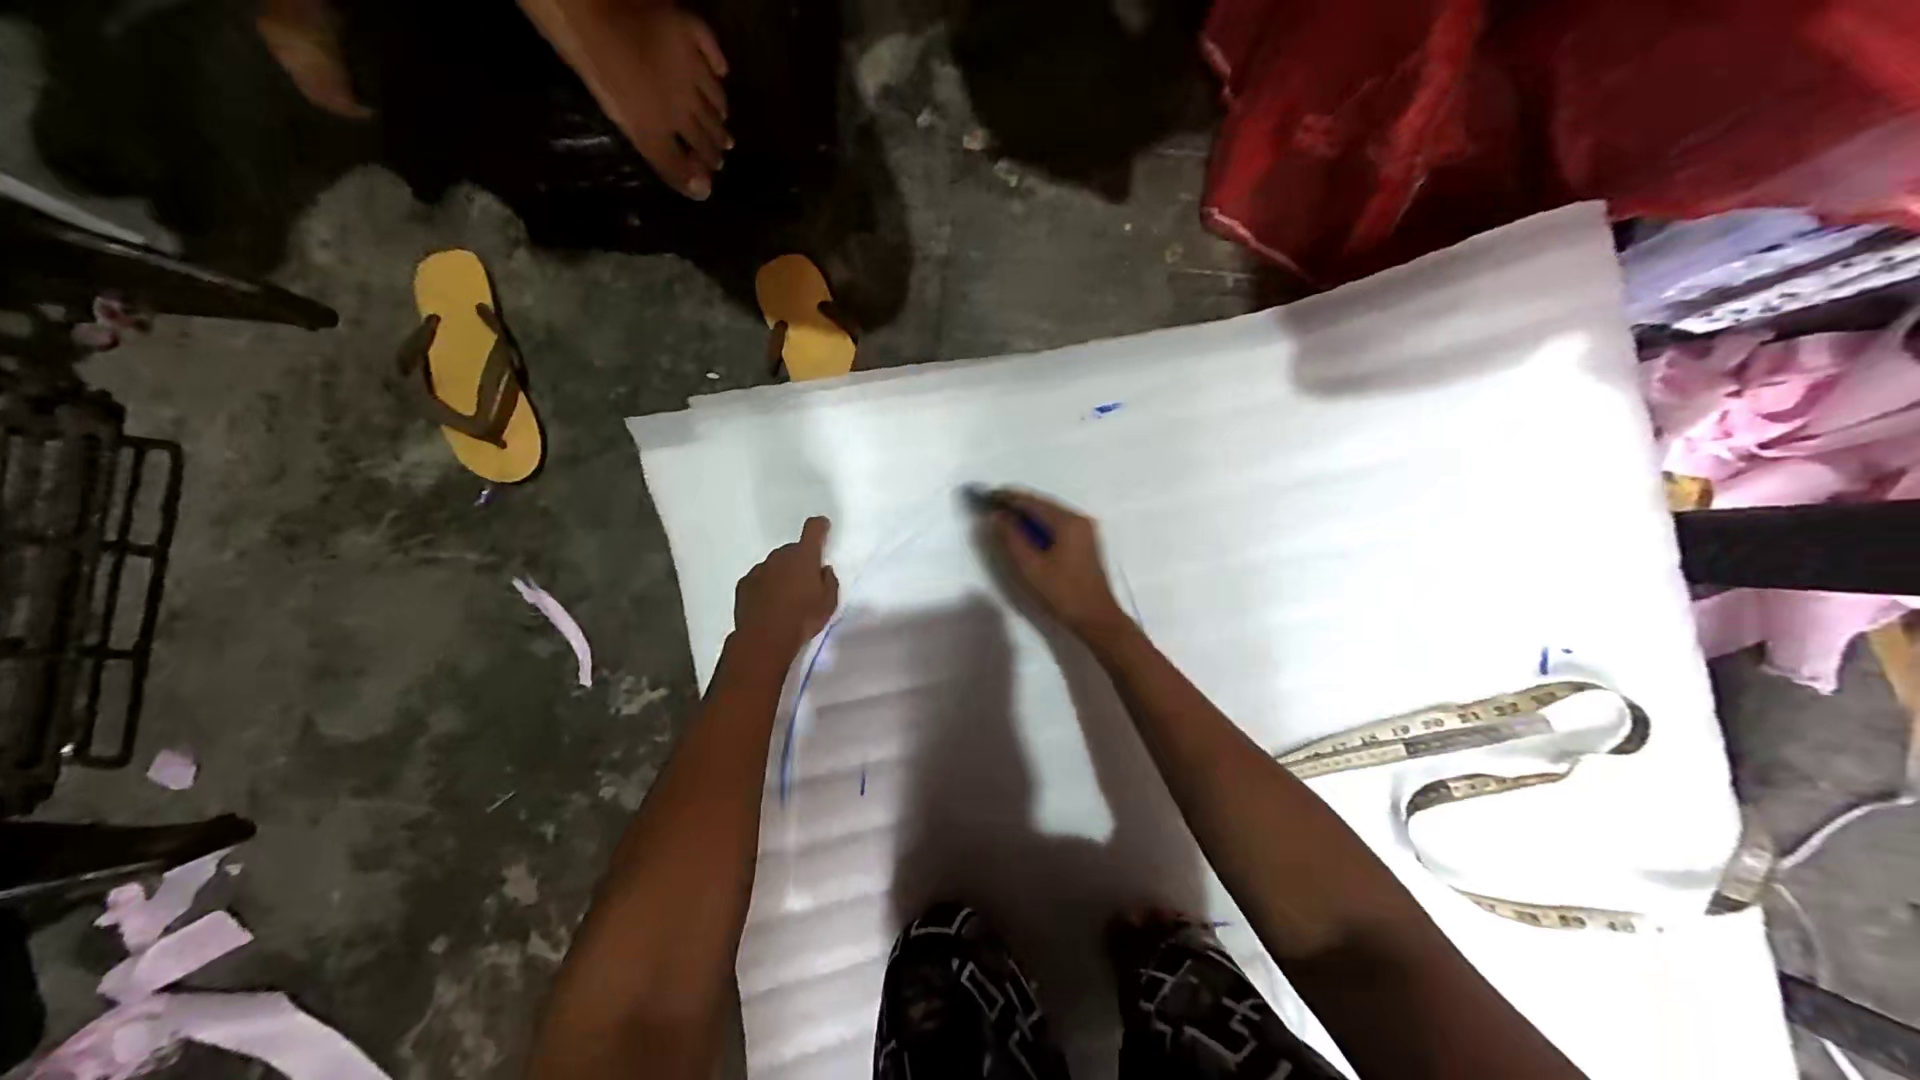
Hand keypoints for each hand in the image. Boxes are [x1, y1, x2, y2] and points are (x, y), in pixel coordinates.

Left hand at [569, 4, 730, 199]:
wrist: (591, 15)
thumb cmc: (601, 74)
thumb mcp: (637, 131)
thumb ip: (671, 165)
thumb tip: (705, 191)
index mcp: (674, 123)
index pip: (699, 150)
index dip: (708, 161)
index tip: (716, 167)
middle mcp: (689, 98)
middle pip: (709, 123)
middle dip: (717, 138)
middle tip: (725, 146)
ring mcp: (690, 62)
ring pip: (714, 92)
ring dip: (720, 107)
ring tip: (724, 115)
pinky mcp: (686, 28)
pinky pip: (709, 46)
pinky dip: (718, 61)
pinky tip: (722, 71)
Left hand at [733, 516, 838, 654]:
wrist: (764, 638)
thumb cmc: (802, 618)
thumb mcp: (829, 603)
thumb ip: (829, 581)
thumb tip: (823, 570)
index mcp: (804, 557)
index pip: (813, 529)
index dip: (820, 526)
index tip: (823, 527)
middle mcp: (780, 557)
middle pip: (792, 550)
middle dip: (800, 561)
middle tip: (806, 583)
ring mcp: (759, 569)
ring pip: (774, 565)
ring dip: (782, 574)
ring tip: (787, 598)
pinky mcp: (744, 584)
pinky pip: (759, 579)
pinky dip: (765, 586)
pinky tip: (770, 605)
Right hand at [987, 491, 1127, 637]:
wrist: (1096, 618)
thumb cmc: (1061, 593)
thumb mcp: (1029, 567)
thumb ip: (1011, 538)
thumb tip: (997, 516)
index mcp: (1068, 521)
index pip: (1032, 501)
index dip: (1007, 498)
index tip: (986, 497)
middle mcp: (1079, 518)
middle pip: (1043, 504)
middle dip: (1017, 504)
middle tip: (992, 506)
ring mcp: (1085, 530)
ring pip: (1050, 514)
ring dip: (1028, 515)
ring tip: (1004, 518)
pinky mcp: (1085, 541)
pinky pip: (1058, 524)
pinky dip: (1040, 525)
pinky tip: (1026, 533)